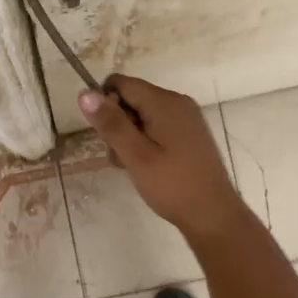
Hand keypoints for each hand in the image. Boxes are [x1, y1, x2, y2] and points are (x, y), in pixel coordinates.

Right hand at [80, 76, 251, 239]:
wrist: (212, 214)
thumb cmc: (172, 185)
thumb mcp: (136, 155)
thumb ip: (111, 123)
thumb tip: (85, 93)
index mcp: (165, 102)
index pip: (121, 84)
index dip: (105, 105)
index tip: (107, 136)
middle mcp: (178, 103)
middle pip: (132, 100)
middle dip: (118, 125)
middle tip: (122, 158)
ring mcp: (186, 118)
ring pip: (142, 116)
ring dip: (130, 138)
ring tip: (134, 167)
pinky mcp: (188, 134)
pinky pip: (157, 128)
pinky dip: (145, 144)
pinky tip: (148, 168)